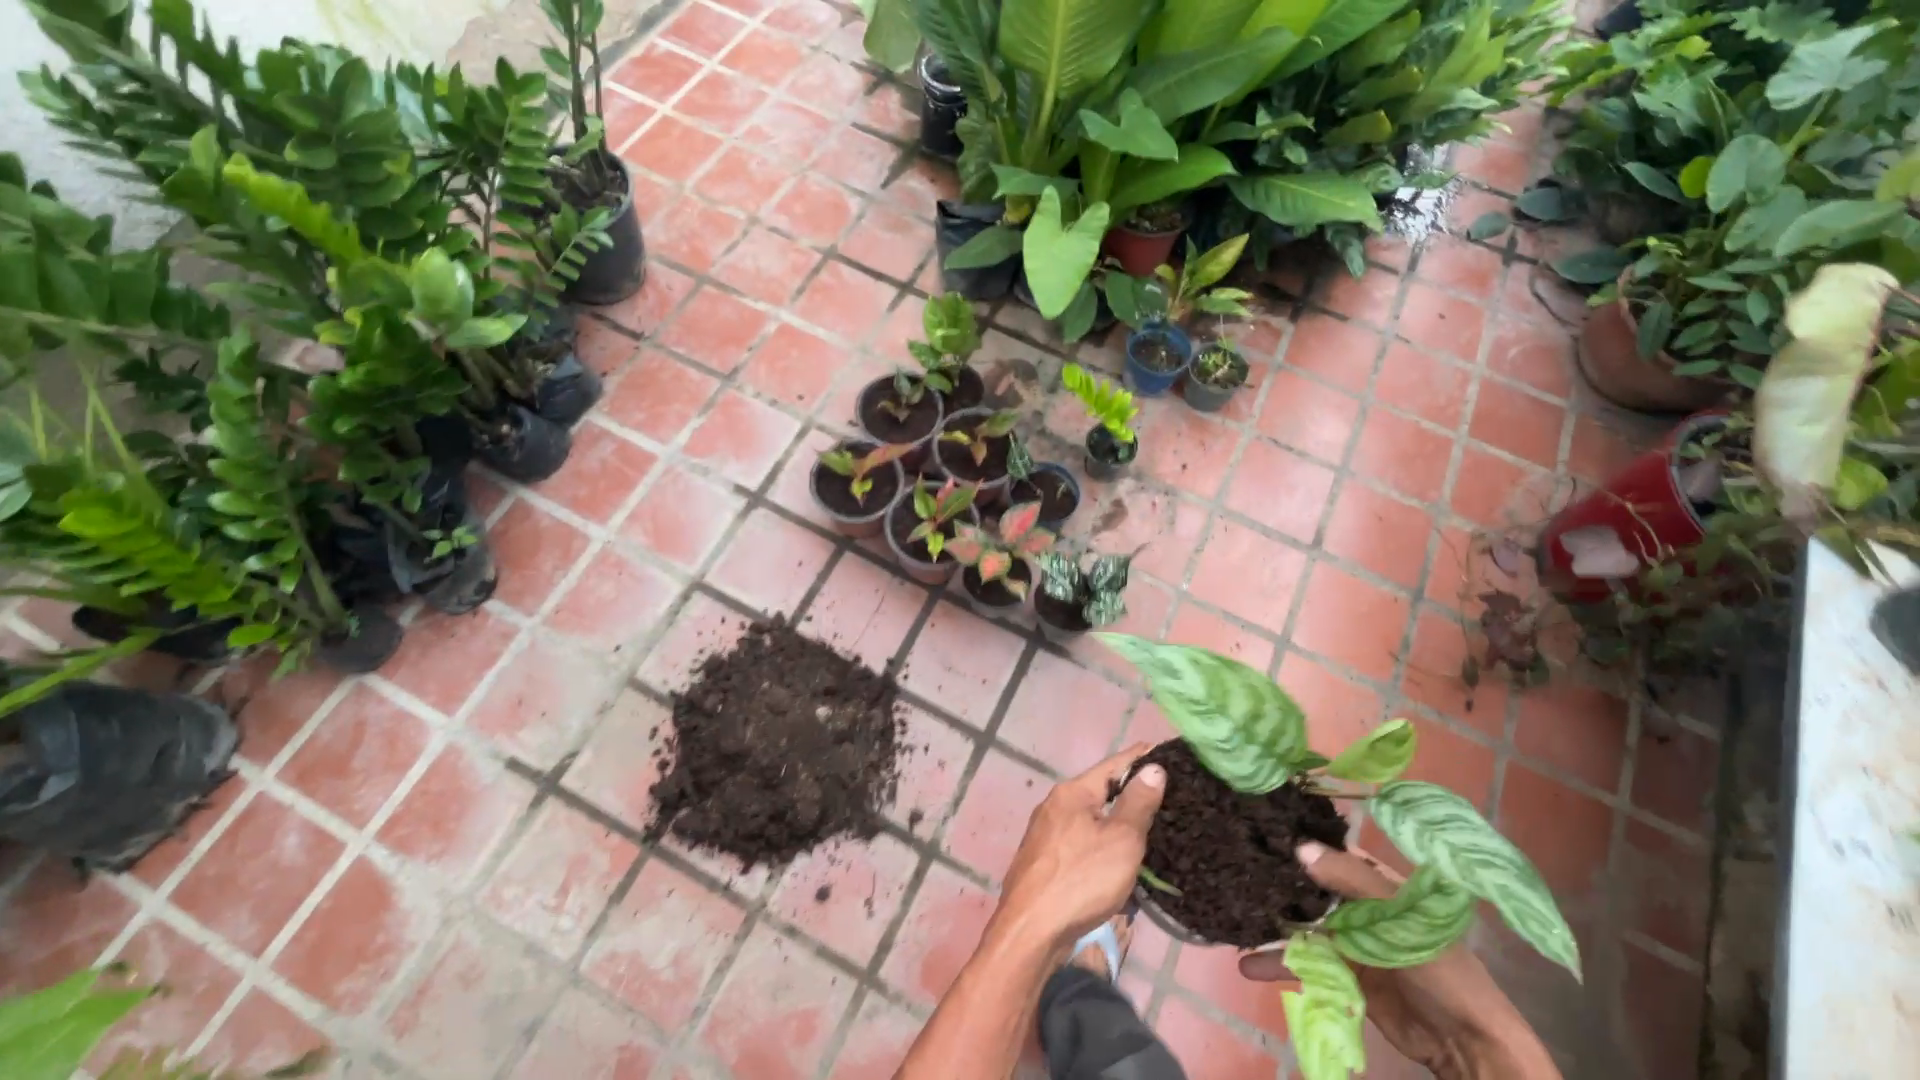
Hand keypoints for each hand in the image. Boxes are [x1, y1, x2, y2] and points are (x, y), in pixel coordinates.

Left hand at [987, 743, 1165, 956]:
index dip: (1139, 757)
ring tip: (1144, 819)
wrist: (1030, 930)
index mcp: (1072, 793)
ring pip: (1088, 816)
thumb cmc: (1081, 880)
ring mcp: (1044, 834)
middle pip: (1098, 789)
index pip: (1112, 765)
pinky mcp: (1043, 860)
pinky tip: (1115, 851)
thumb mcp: (1121, 840)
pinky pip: (1080, 839)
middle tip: (1162, 789)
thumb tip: (1152, 767)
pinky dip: (1101, 838)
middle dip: (1127, 788)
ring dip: (1114, 816)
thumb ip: (1138, 803)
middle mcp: (1054, 806)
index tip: (1162, 750)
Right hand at [1239, 844, 1560, 1079]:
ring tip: (1233, 921)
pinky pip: (1303, 964)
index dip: (1300, 845)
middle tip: (1232, 873)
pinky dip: (1277, 965)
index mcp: (1378, 885)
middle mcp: (1360, 909)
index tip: (1258, 832)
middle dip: (1276, 886)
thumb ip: (1351, 881)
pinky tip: (1248, 966)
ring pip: (1301, 928)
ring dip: (1271, 928)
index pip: (1333, 855)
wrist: (1465, 1043)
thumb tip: (1299, 846)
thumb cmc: (1440, 968)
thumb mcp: (1399, 919)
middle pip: (1310, 891)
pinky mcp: (1341, 977)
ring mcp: (1349, 944)